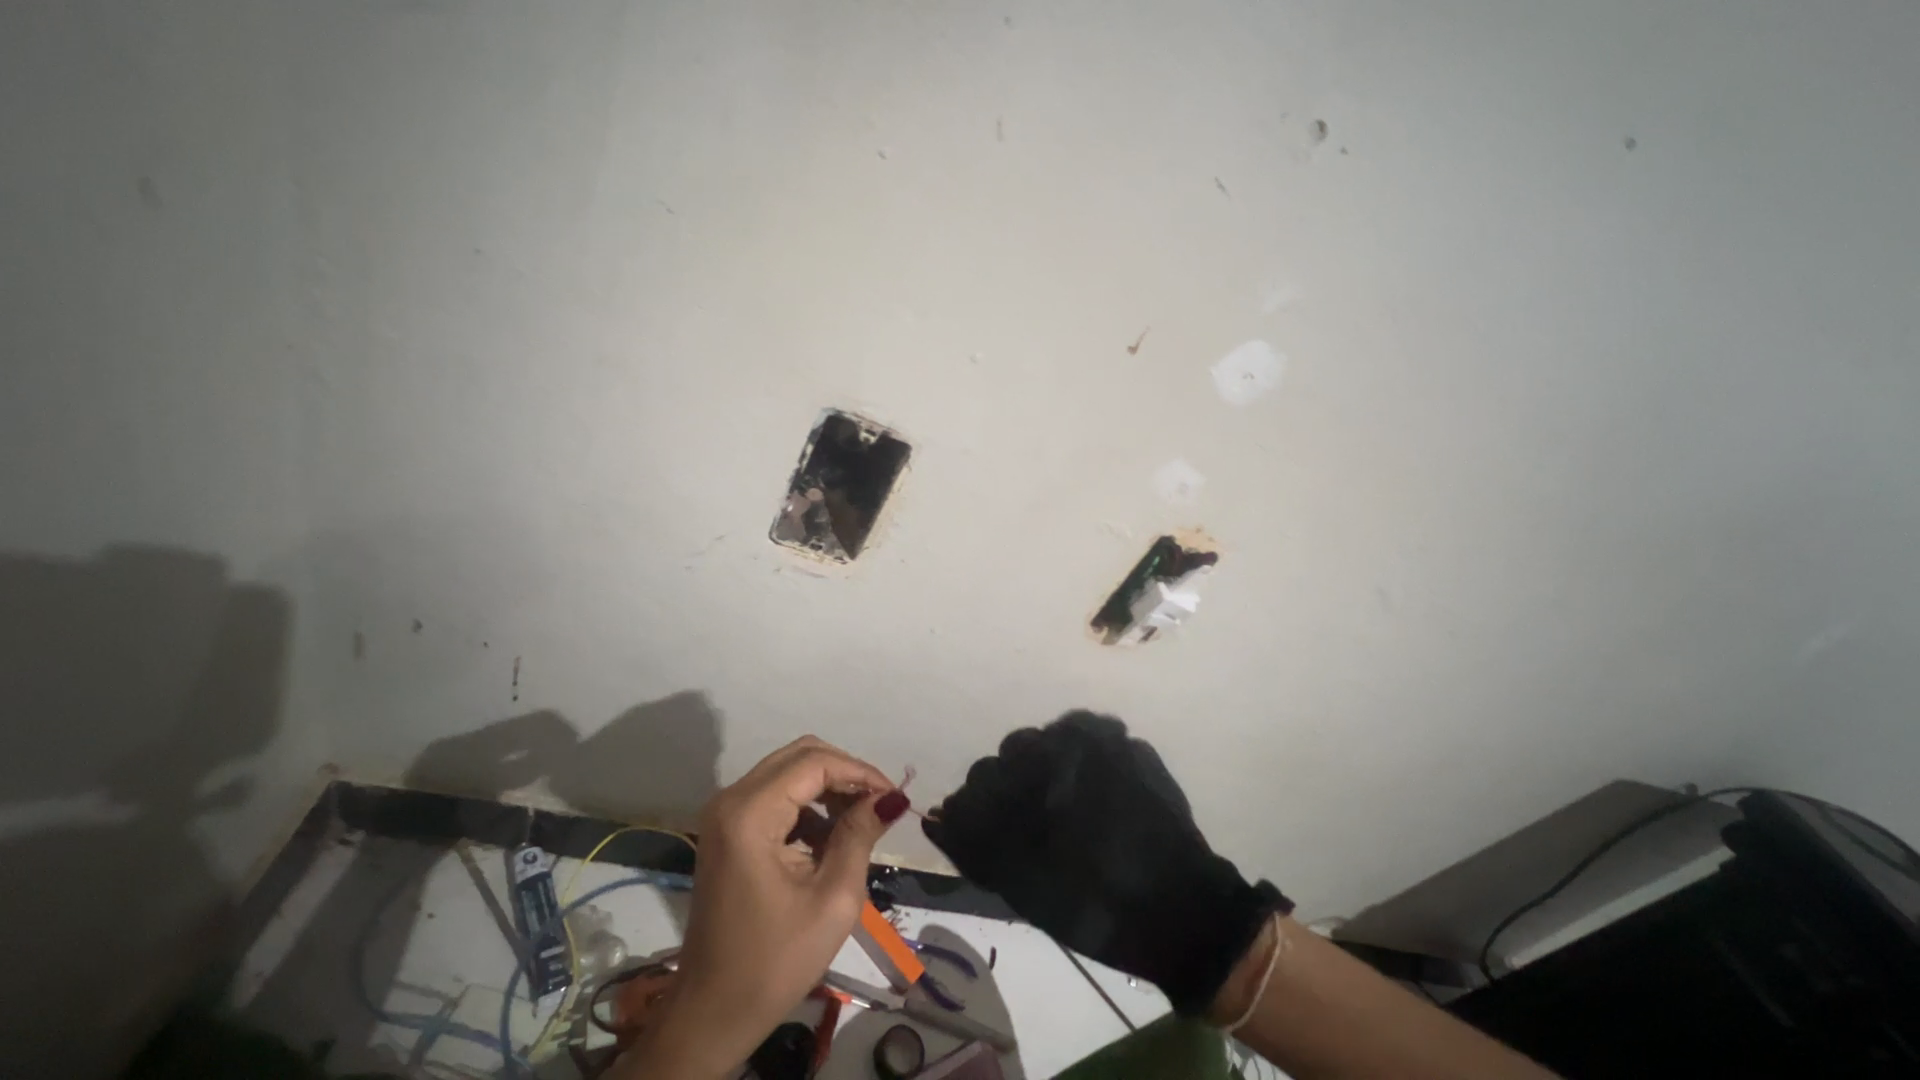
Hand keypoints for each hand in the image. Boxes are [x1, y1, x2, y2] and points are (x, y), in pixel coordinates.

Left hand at [618, 736, 907, 1078]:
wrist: (714, 1010)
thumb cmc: (776, 961)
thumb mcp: (833, 899)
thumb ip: (859, 836)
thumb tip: (891, 798)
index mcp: (750, 814)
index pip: (814, 763)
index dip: (860, 772)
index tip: (895, 798)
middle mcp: (730, 801)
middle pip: (799, 757)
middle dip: (845, 773)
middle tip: (881, 805)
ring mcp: (724, 816)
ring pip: (787, 773)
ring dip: (828, 788)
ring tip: (863, 821)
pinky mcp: (727, 832)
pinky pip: (774, 797)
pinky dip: (807, 805)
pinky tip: (832, 837)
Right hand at [923, 711, 1286, 1015]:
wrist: (1185, 915)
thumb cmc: (1098, 907)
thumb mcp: (1024, 886)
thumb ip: (974, 845)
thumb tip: (937, 817)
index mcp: (1043, 773)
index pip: (986, 776)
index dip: (980, 807)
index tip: (987, 834)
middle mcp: (1074, 742)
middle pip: (1018, 749)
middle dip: (1013, 783)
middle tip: (1027, 825)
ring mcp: (1112, 741)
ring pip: (1053, 739)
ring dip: (1046, 768)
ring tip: (1061, 811)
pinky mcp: (1139, 750)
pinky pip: (1093, 740)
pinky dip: (1082, 761)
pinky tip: (1090, 796)